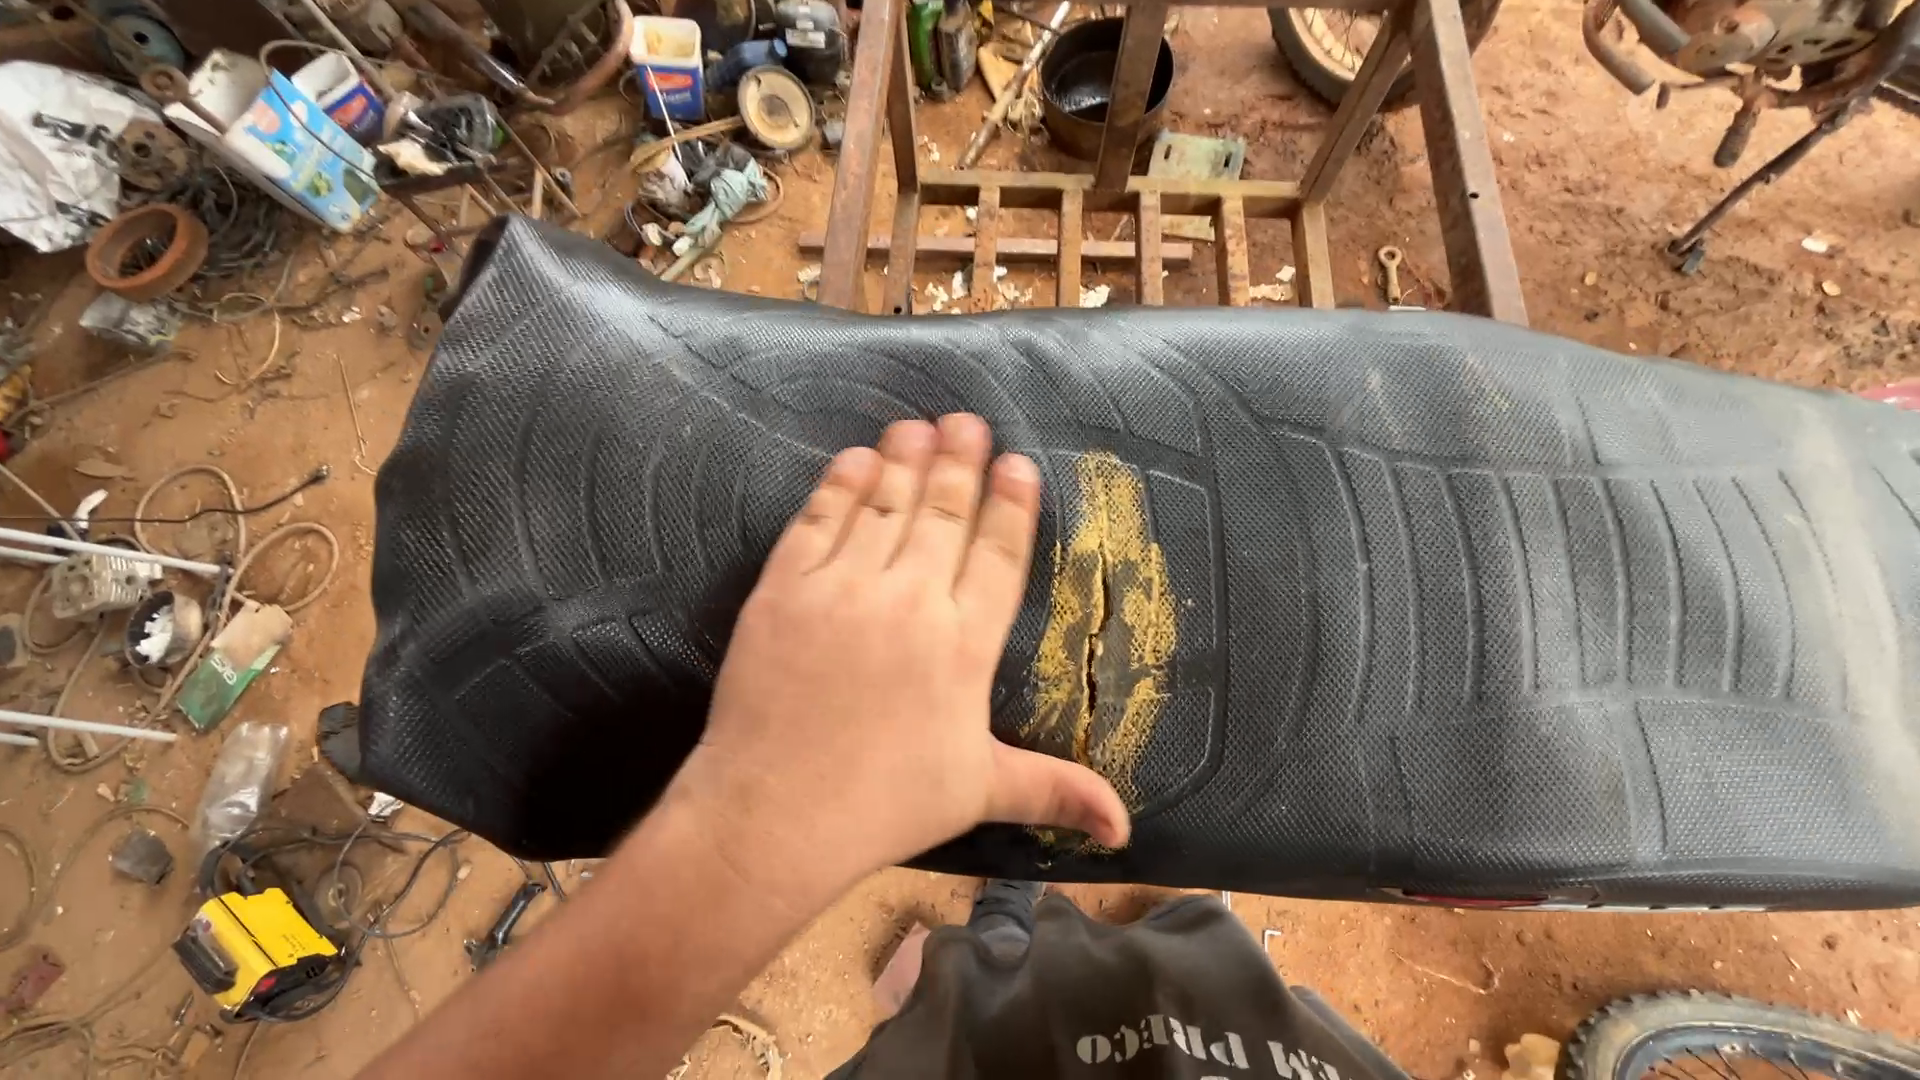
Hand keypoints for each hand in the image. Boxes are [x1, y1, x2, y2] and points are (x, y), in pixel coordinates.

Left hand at [670, 414, 1129, 886]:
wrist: (775, 814)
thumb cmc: (886, 805)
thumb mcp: (980, 791)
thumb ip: (1055, 789)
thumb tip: (1126, 830)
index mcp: (965, 644)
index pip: (998, 555)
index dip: (1010, 504)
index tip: (1017, 463)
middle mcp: (911, 601)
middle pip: (943, 515)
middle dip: (960, 463)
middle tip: (968, 421)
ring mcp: (843, 589)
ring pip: (884, 506)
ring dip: (904, 459)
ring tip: (919, 425)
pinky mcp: (784, 589)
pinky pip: (818, 521)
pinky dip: (839, 485)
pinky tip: (854, 458)